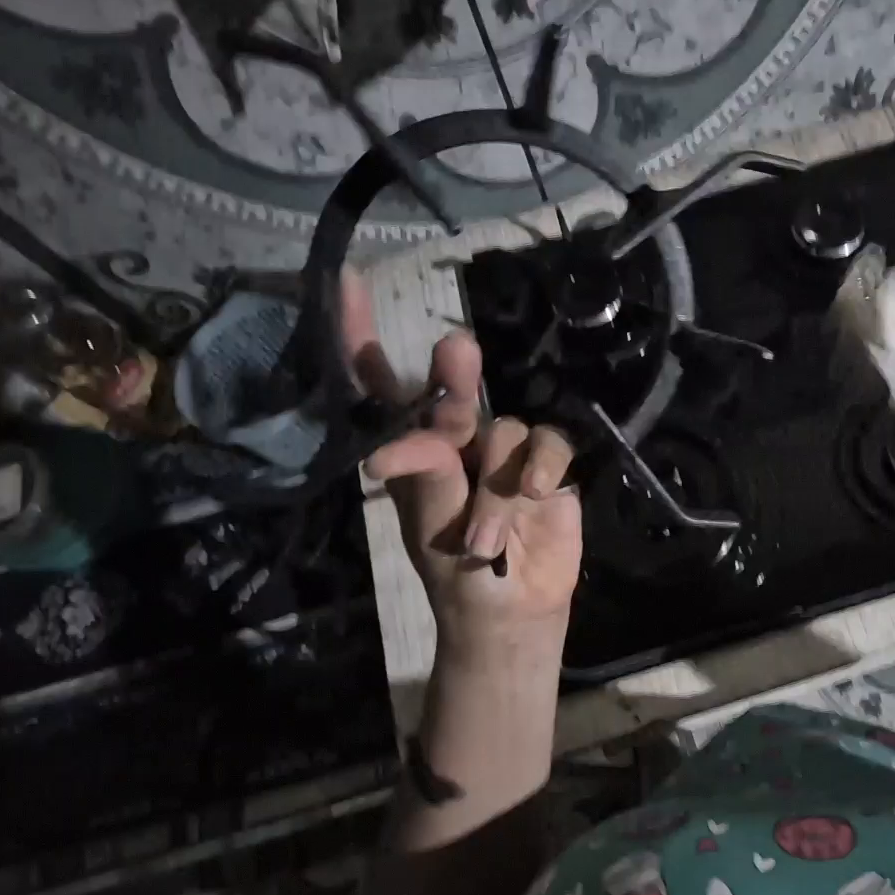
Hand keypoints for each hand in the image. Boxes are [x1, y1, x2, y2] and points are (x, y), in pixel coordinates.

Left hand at [337, 271, 581, 666]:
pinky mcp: (548, 467)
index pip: (384, 389)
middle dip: (455, 376)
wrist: (509, 612)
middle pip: (455, 392)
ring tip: (482, 540)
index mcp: (415, 453)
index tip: (346, 282)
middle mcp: (459, 443)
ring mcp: (505, 454)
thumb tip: (425, 426)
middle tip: (456, 351)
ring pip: (504, 430)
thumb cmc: (455, 574)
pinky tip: (535, 492)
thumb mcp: (432, 523)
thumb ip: (428, 470)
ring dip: (494, 487)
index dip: (362, 338)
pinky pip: (549, 444)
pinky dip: (541, 466)